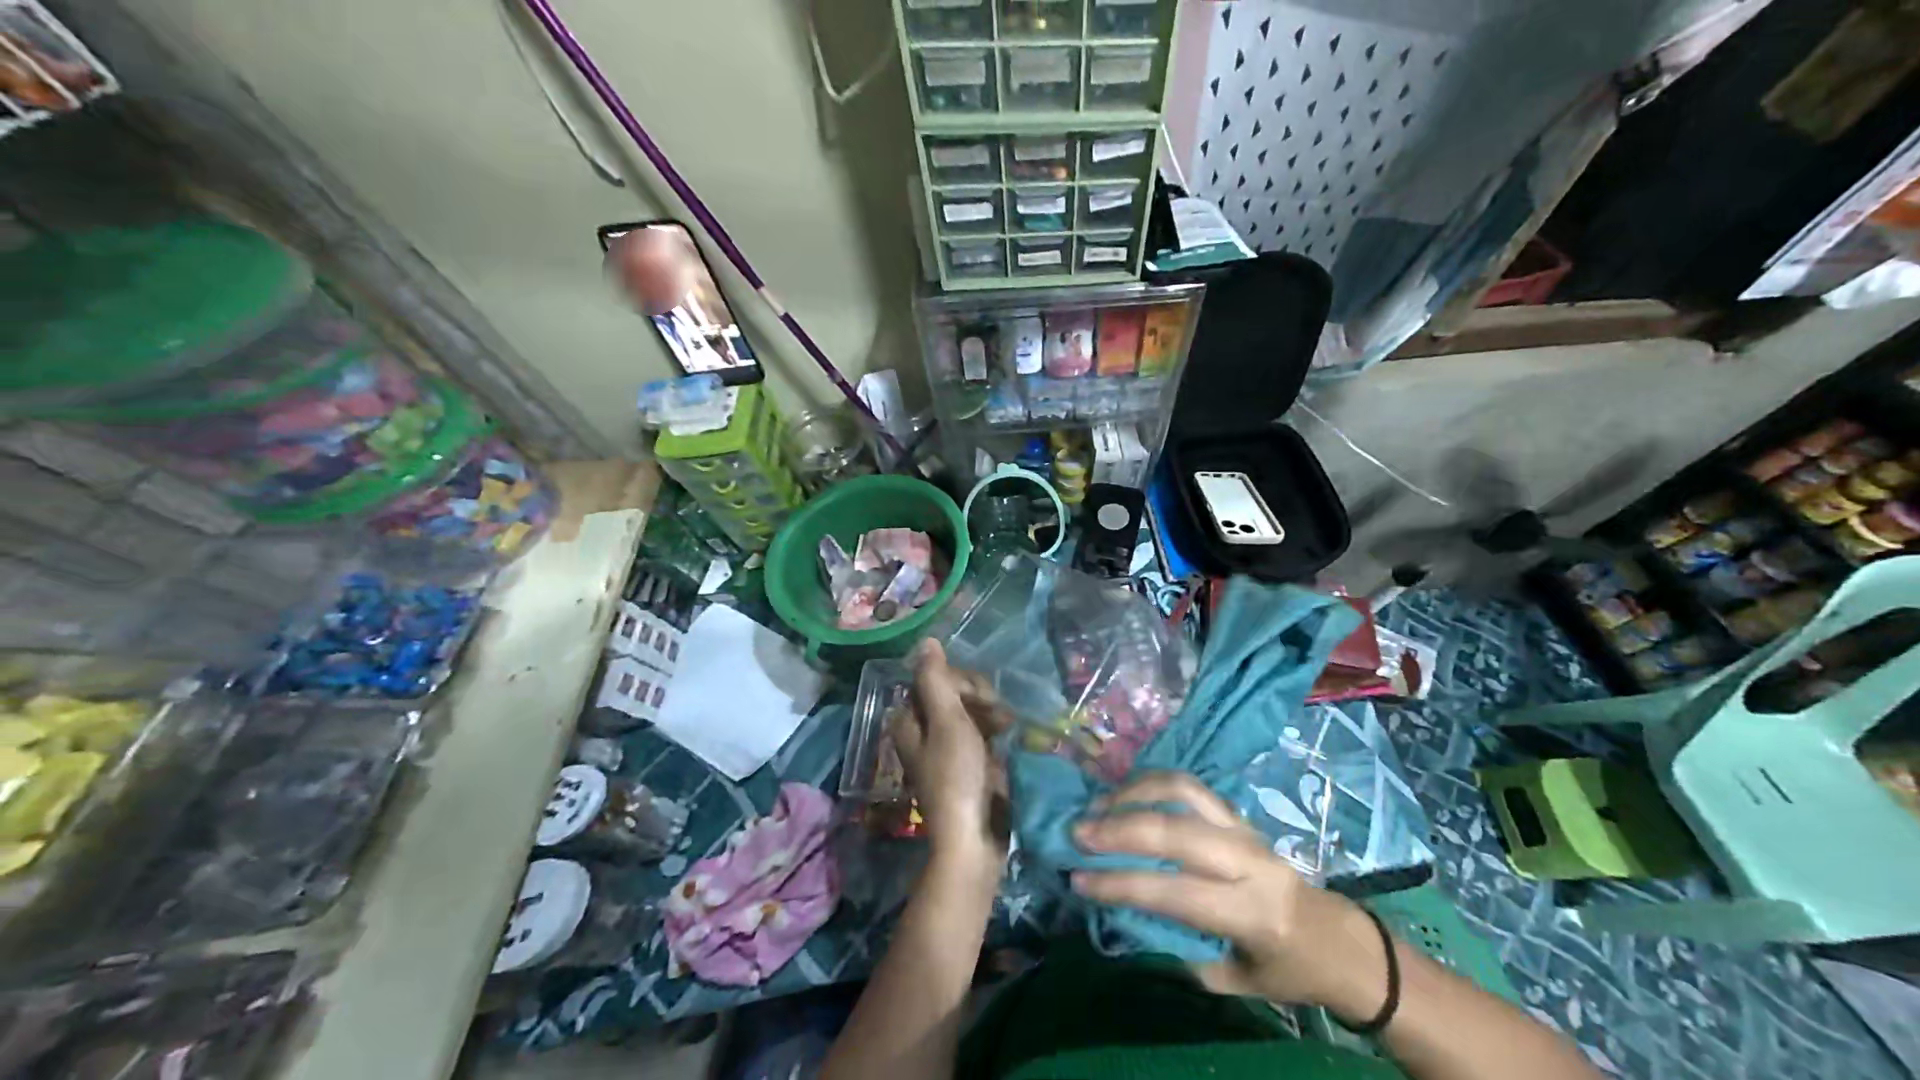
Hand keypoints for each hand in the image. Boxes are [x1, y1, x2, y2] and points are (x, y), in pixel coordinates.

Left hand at [889, 640, 1011, 869]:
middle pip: (952, 693)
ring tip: (1008, 728)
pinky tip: (1008, 737)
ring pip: (968, 711)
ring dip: (990, 713)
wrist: (975, 838)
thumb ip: (935, 679)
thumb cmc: (958, 776)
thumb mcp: (946, 721)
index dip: (962, 681)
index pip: (935, 678)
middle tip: (999, 714)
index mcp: (909, 719)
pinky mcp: (967, 763)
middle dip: (978, 697)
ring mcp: (946, 748)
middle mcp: (923, 730)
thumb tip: (927, 641)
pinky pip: (980, 731)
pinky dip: (994, 730)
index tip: (984, 698)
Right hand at [1072, 771, 1390, 1020]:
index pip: (1176, 892)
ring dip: (1134, 795)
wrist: (1338, 940)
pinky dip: (1152, 783)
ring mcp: (1245, 831)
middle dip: (1121, 830)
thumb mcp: (1235, 980)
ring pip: (1183, 794)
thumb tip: (1120, 919)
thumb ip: (1180, 950)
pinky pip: (1190, 787)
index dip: (1121, 884)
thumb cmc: (1286, 970)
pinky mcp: (1239, 816)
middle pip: (1177, 832)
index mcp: (1253, 914)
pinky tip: (1124, 793)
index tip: (1078, 881)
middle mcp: (1250, 864)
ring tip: (1097, 805)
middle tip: (1078, 832)